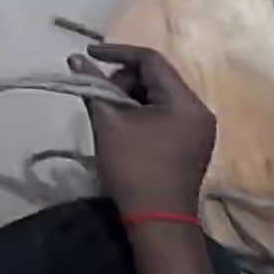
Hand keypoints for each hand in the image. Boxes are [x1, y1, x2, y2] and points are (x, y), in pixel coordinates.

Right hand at [71, 43, 214, 215]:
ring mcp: (197, 128)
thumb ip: (93, 87)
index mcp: (185, 102)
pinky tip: (122, 122)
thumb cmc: (133, 169)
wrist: (158, 220)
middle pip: (156, 77)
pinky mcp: (191, 142)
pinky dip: (141, 110)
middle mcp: (198, 110)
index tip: (89, 54)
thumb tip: (75, 60)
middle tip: (98, 91)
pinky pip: (164, 112)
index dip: (117, 53)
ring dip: (130, 95)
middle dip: (123, 78)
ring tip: (107, 109)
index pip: (151, 61)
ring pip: (159, 95)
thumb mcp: (108, 123)